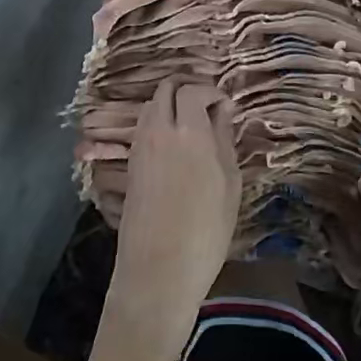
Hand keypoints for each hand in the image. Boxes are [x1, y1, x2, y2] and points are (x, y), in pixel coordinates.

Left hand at [111, 80, 240, 318]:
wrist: (159, 271)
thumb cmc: (207, 229)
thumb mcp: (230, 182)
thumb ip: (224, 139)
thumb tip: (223, 111)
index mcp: (189, 131)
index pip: (193, 89)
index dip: (212, 92)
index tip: (227, 108)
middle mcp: (158, 130)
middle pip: (166, 89)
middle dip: (188, 90)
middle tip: (208, 108)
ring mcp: (139, 147)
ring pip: (151, 107)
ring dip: (171, 105)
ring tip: (194, 126)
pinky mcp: (130, 165)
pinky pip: (143, 128)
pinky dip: (159, 124)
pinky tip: (177, 146)